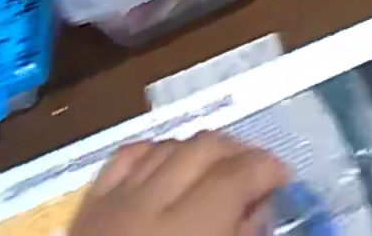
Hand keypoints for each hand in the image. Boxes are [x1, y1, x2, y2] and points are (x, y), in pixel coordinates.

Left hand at [69, 132, 290, 235]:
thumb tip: (258, 209)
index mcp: (187, 233)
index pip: (234, 178)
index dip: (266, 169)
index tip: (284, 177)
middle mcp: (147, 206)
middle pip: (204, 148)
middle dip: (239, 152)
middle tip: (259, 172)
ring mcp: (112, 204)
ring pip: (169, 145)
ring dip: (201, 149)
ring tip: (220, 167)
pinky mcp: (86, 209)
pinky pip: (128, 157)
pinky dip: (156, 151)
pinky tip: (170, 164)